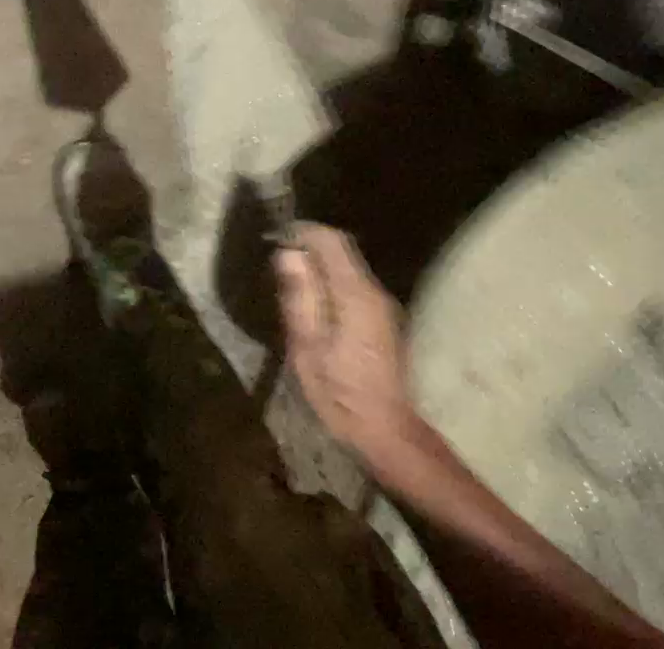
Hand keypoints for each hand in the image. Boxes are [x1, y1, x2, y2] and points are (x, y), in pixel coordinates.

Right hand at [273, 224, 414, 464]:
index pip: (331, 241)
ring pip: (347, 269)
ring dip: (318, 268)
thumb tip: (287, 254)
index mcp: (354, 294)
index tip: (276, 238)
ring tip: (289, 286)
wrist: (386, 432)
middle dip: (308, 249)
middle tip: (277, 266)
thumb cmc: (340, 392)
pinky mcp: (382, 321)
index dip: (302, 232)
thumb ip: (299, 297)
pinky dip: (330, 284)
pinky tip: (312, 307)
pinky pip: (352, 286)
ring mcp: (382, 306)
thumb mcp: (307, 347)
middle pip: (341, 251)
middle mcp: (373, 292)